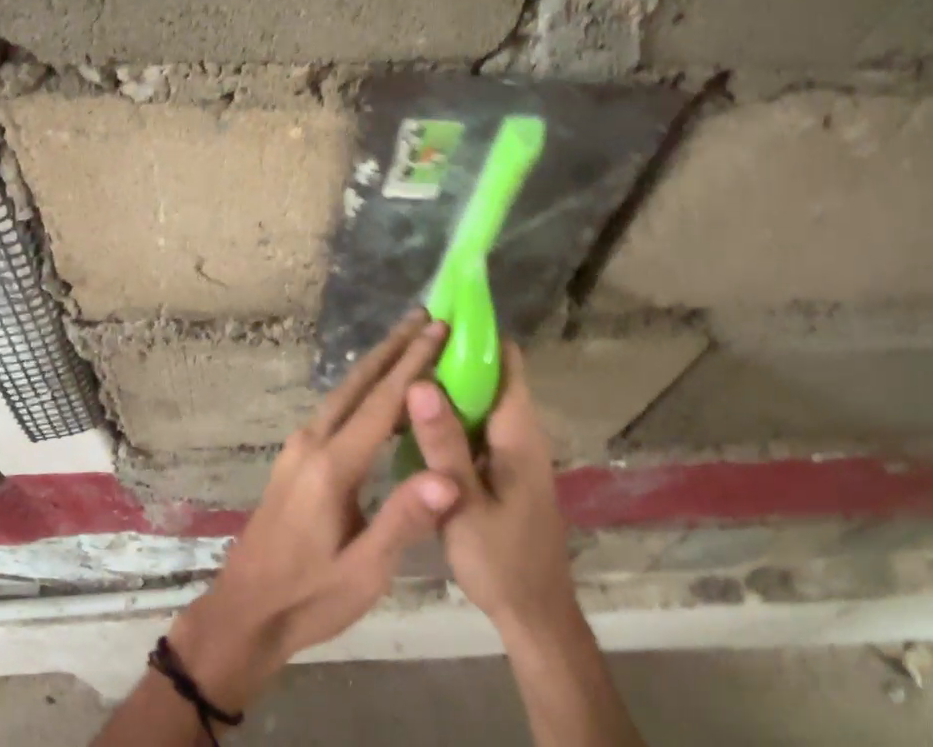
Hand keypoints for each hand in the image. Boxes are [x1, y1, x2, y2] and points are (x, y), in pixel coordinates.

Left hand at [166, 311, 460, 711]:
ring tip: (409, 343)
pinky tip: (380, 398)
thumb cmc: (308, 598)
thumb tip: (449, 477)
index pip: (381, 403)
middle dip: (393, 348)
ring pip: (343, 395)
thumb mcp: (363, 571)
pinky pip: (335, 413)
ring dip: (377, 367)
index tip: (440, 328)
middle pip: (357, 385)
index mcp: (331, 466)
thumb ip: (404, 521)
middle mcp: (311, 444)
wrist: (244, 613)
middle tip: (425, 316)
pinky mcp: (295, 462)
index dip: (414, 364)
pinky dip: (363, 392)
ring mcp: (298, 451)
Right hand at [405, 342, 580, 639]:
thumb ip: (443, 444)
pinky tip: (413, 423)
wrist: (534, 614)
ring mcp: (512, 454)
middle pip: (489, 378)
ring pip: (479, 405)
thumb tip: (420, 383)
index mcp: (519, 433)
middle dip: (451, 359)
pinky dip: (449, 419)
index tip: (435, 318)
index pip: (505, 362)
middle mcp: (520, 434)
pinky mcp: (502, 472)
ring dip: (447, 390)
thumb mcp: (463, 502)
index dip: (475, 335)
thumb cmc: (502, 560)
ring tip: (399, 377)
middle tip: (401, 350)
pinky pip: (475, 430)